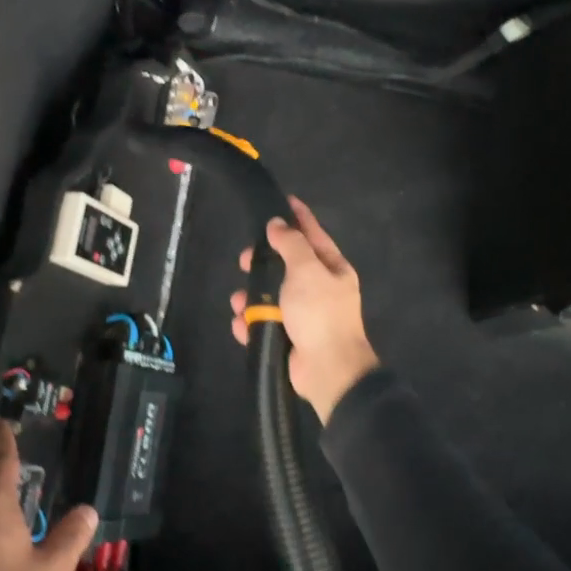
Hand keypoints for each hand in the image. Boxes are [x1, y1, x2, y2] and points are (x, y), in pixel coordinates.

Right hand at [229, 196, 381, 424]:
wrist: (327, 370)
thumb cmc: (320, 313)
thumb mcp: (307, 270)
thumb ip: (292, 244)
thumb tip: (278, 224)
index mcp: (332, 269)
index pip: (313, 234)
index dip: (299, 217)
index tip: (284, 199)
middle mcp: (319, 289)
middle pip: (285, 265)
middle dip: (263, 261)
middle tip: (245, 259)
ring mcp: (302, 316)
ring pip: (269, 296)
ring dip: (250, 298)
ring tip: (238, 302)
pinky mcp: (287, 338)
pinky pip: (262, 324)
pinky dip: (250, 324)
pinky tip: (241, 325)